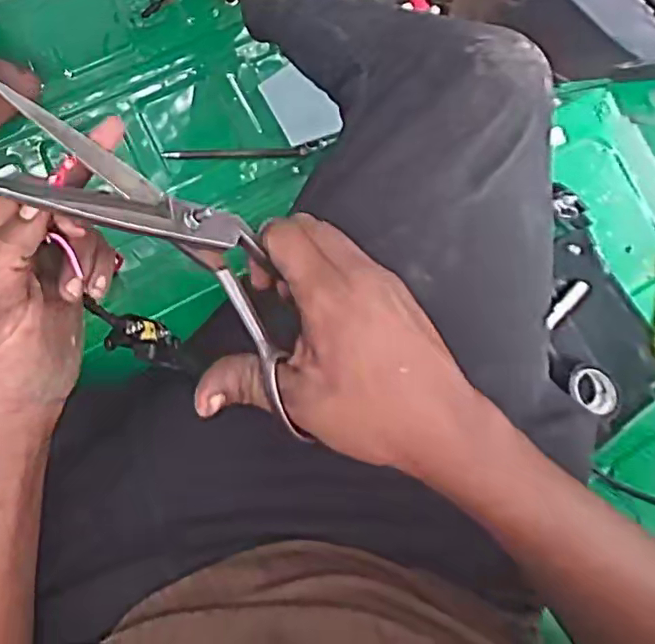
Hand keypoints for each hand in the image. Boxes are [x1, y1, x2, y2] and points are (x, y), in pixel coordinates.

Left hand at [0, 198, 116, 422]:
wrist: (31, 400)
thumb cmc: (4, 356)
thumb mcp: (1, 297)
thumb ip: (13, 243)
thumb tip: (33, 200)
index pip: (18, 196)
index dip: (45, 197)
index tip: (69, 216)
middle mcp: (19, 243)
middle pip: (56, 207)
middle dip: (75, 229)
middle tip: (79, 256)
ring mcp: (48, 258)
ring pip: (81, 227)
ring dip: (89, 255)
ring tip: (79, 288)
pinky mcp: (72, 273)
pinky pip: (95, 251)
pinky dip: (100, 268)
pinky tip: (92, 291)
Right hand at [193, 213, 492, 479]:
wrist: (450, 430)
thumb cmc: (377, 414)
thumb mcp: (299, 399)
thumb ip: (244, 382)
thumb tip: (204, 395)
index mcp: (329, 294)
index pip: (284, 232)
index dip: (258, 249)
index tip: (257, 285)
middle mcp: (358, 274)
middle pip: (305, 224)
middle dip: (278, 247)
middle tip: (274, 290)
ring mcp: (383, 278)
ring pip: (331, 236)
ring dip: (305, 256)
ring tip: (301, 304)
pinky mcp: (398, 289)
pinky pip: (353, 255)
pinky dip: (330, 267)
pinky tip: (331, 314)